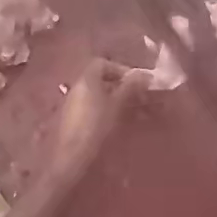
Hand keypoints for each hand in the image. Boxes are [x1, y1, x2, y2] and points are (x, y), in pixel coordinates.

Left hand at [42, 59, 147, 185]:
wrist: (71, 154)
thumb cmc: (96, 125)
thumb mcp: (116, 105)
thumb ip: (130, 87)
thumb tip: (145, 74)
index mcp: (86, 78)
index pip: (102, 63)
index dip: (120, 69)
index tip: (135, 81)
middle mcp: (77, 86)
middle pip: (98, 77)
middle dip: (118, 83)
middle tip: (135, 95)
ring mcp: (72, 101)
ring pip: (95, 91)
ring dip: (112, 96)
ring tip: (128, 109)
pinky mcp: (71, 116)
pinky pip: (90, 103)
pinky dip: (103, 106)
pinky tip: (113, 119)